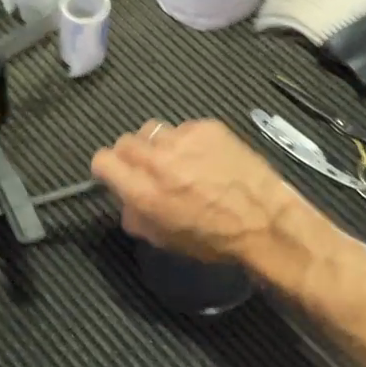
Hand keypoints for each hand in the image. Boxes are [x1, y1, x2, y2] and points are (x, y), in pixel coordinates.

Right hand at [90, 119, 303, 262]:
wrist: (263, 221)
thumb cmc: (212, 239)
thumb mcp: (164, 239)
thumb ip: (136, 217)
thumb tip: (127, 201)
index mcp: (142, 192)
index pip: (102, 161)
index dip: (106, 169)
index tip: (116, 176)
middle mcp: (157, 161)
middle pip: (124, 142)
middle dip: (131, 157)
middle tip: (149, 172)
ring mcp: (183, 139)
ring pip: (152, 131)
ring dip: (157, 146)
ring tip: (176, 161)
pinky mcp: (207, 127)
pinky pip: (183, 128)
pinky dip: (186, 141)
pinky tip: (204, 158)